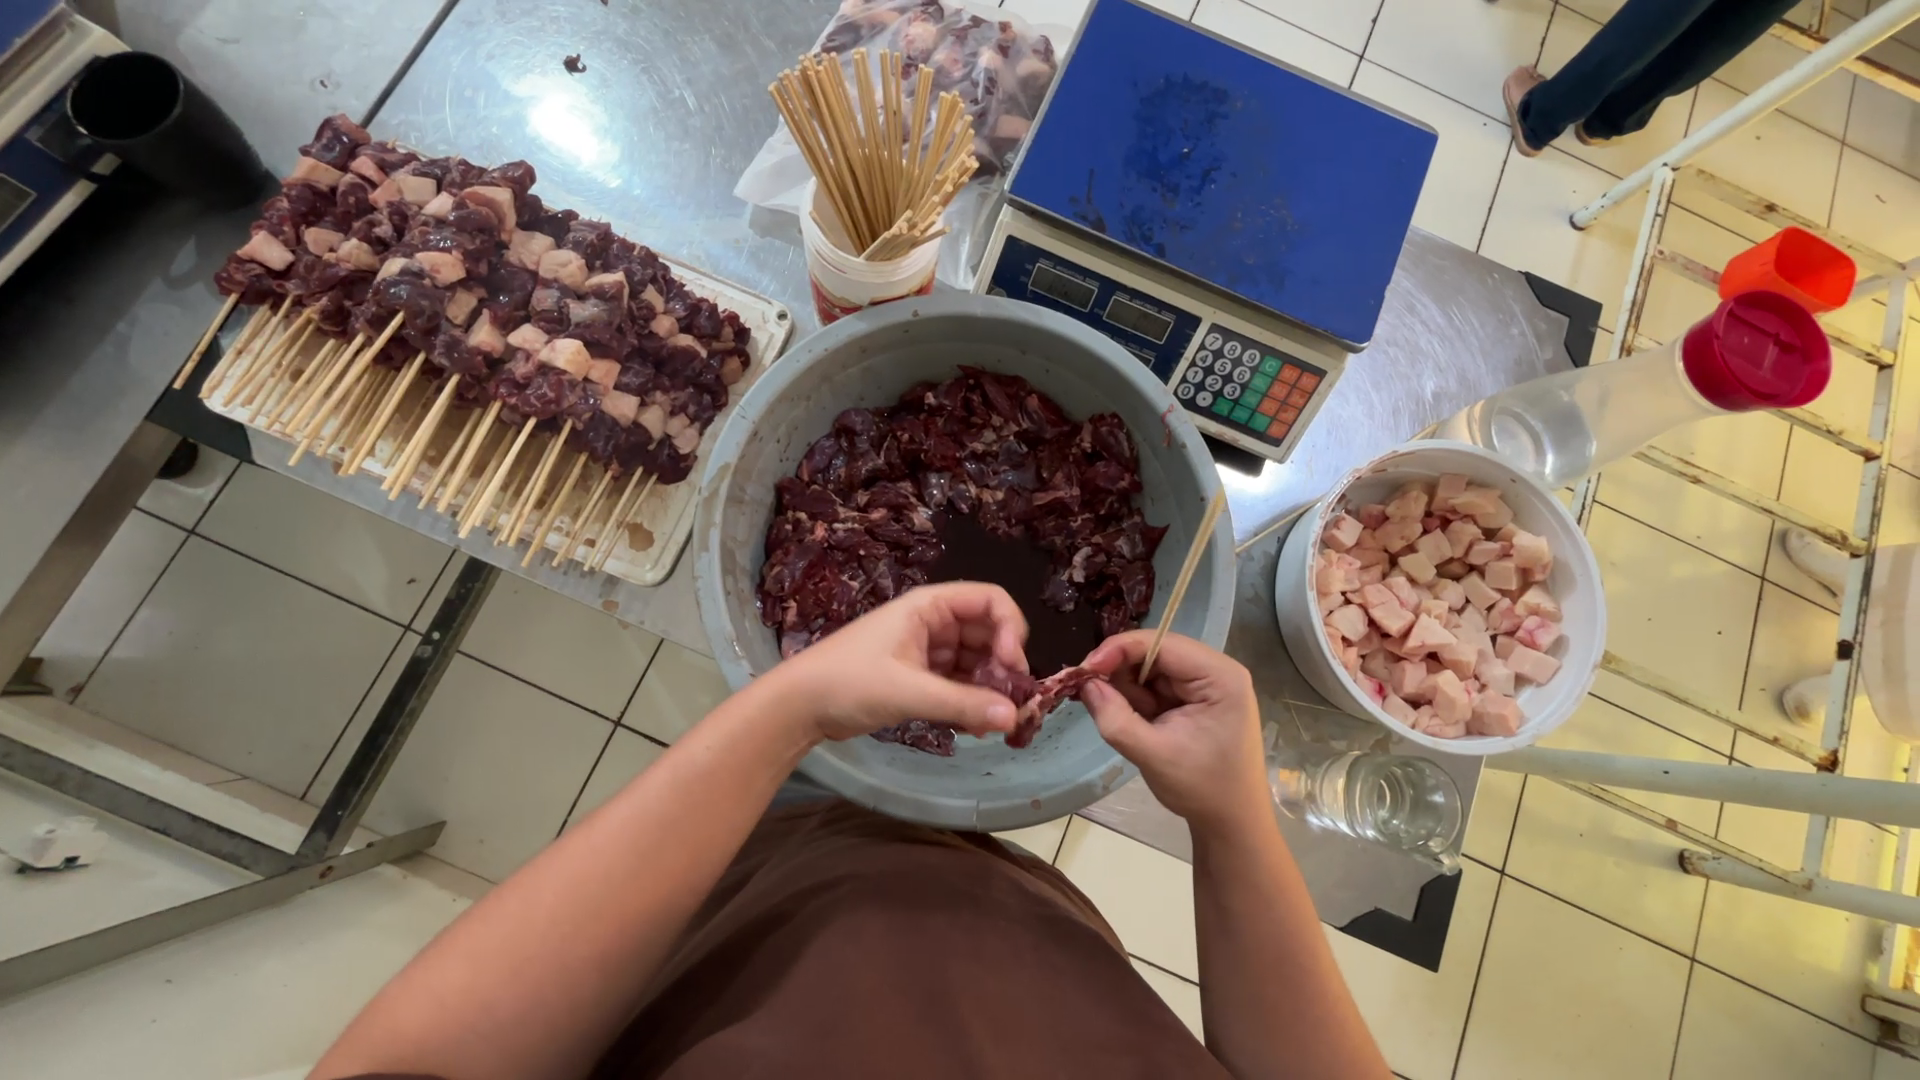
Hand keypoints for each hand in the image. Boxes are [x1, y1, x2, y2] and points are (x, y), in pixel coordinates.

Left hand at [769, 583, 1029, 744]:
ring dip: (989, 689)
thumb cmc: (850, 681)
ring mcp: (928, 651)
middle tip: (1012, 703)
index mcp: (930, 607)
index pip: (990, 601)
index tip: (1011, 666)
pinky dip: (971, 702)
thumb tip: (1013, 717)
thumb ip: (962, 703)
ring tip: (995, 723)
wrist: (800, 706)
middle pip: (988, 634)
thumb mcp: (908, 690)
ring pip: (976, 663)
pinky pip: (959, 684)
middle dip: (1004, 666)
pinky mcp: (921, 678)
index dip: (1010, 629)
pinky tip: (976, 728)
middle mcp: (934, 623)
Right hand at [1081, 631, 1269, 835]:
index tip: (1085, 670)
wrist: (1232, 822)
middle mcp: (1215, 670)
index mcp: (1219, 676)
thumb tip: (1085, 684)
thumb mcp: (1153, 755)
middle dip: (1122, 674)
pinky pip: (1155, 685)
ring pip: (1150, 668)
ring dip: (1129, 691)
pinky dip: (1137, 700)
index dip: (1119, 650)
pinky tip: (1138, 724)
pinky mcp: (1195, 698)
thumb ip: (1115, 719)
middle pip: (1154, 652)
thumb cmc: (1203, 789)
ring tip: (1131, 724)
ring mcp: (1206, 684)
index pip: (1161, 644)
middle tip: (1097, 699)